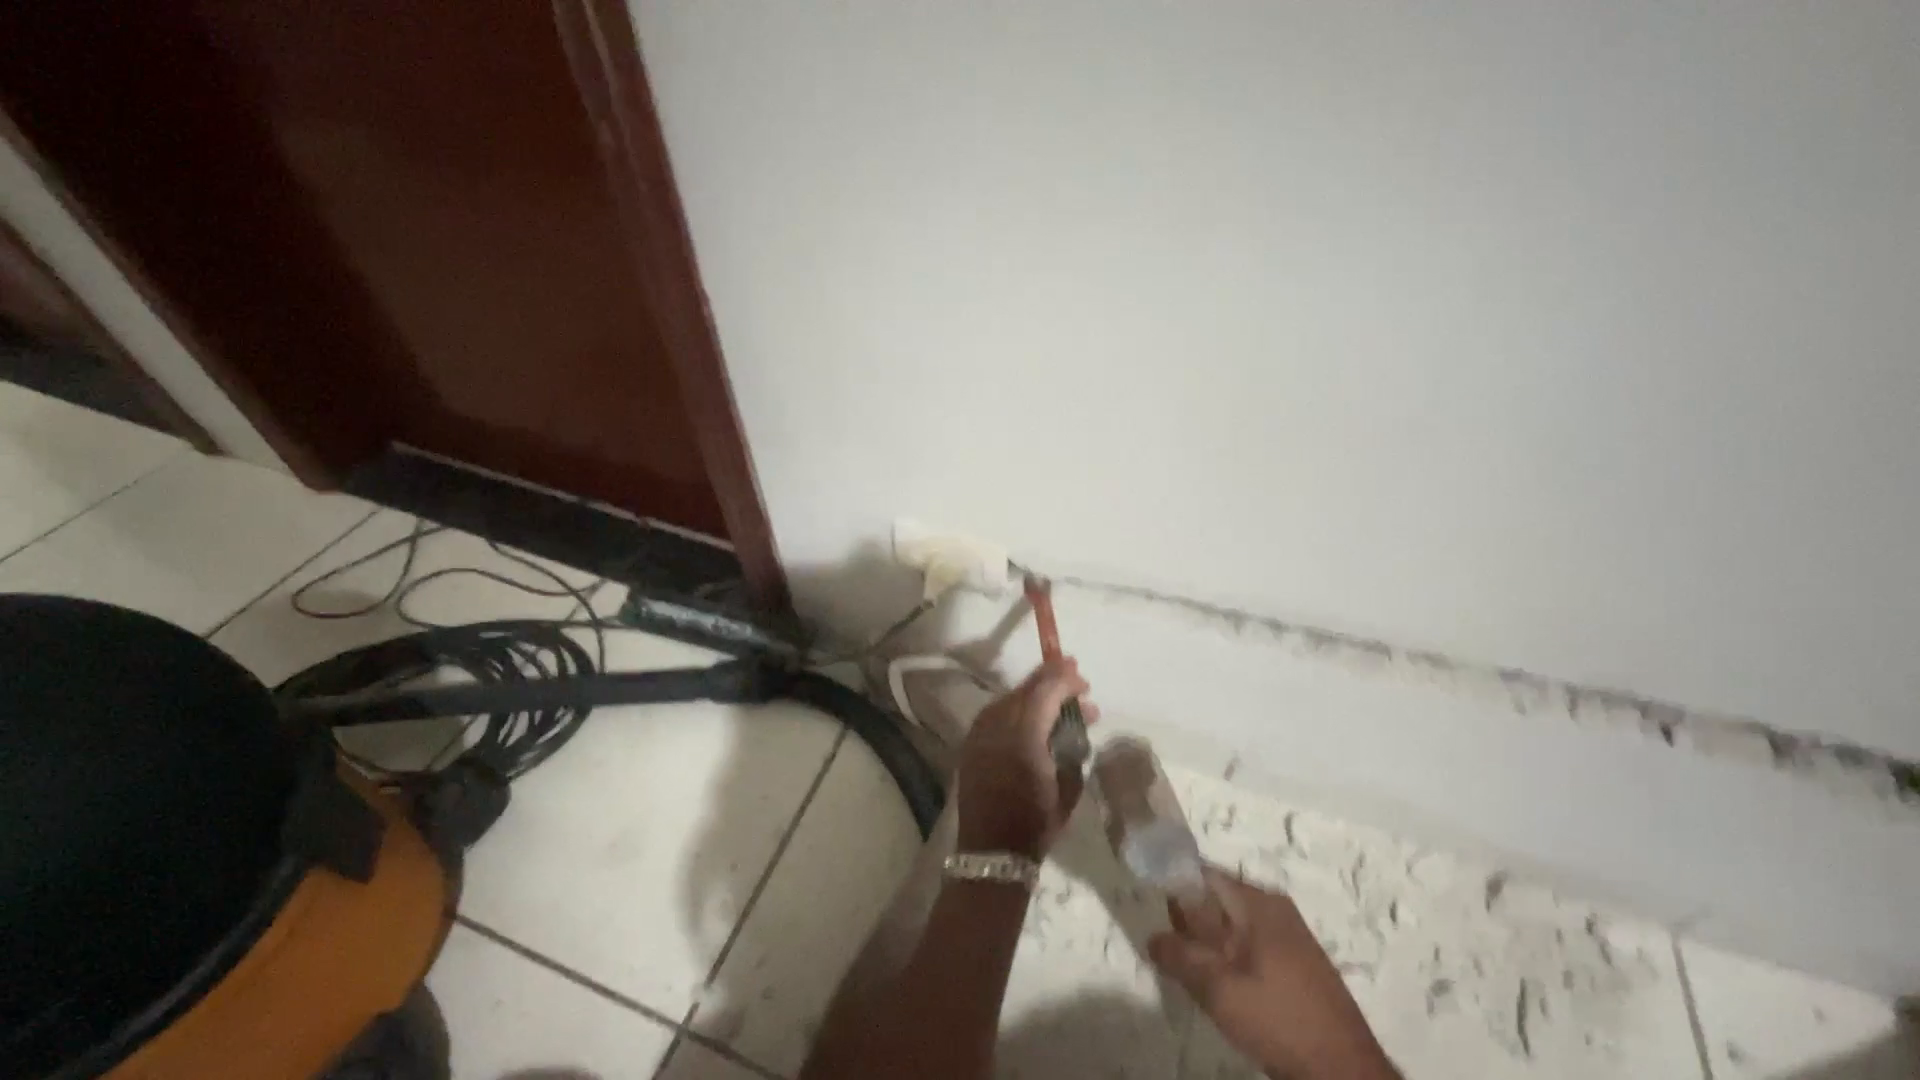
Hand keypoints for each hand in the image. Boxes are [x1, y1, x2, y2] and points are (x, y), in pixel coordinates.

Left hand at [954, 656, 1096, 858]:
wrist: (992, 850)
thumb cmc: (1037, 821)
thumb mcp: (1068, 784)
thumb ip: (1071, 744)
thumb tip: (1075, 720)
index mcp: (1024, 735)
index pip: (1045, 691)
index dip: (1065, 680)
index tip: (1083, 680)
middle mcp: (996, 726)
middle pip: (1025, 689)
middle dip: (1051, 682)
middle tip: (1075, 681)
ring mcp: (978, 733)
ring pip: (1009, 699)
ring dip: (1034, 695)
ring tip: (1056, 701)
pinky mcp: (970, 743)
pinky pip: (995, 714)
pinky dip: (1016, 709)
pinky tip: (1031, 718)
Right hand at [1150, 871, 1399, 1079]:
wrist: (1343, 1069)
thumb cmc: (1278, 1019)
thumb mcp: (1218, 989)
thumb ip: (1179, 956)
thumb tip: (1153, 936)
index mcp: (1257, 902)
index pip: (1202, 873)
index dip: (1172, 887)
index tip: (1154, 914)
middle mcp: (1274, 907)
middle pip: (1215, 898)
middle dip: (1189, 923)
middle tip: (1174, 955)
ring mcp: (1288, 933)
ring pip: (1230, 925)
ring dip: (1208, 946)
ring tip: (1197, 978)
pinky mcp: (1295, 960)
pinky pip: (1248, 945)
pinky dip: (1229, 959)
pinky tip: (1224, 990)